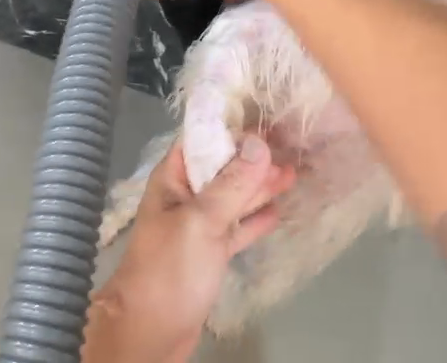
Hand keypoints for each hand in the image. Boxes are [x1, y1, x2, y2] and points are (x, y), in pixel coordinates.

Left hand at [83, 137, 297, 362]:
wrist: (152, 328)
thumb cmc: (170, 267)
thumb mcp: (202, 220)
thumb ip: (232, 184)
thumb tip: (259, 143)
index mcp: (173, 178)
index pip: (202, 140)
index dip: (231, 128)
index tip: (264, 117)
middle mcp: (185, 196)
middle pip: (222, 168)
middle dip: (253, 157)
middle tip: (290, 146)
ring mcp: (198, 225)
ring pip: (233, 198)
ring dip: (260, 186)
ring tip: (294, 172)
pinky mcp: (210, 252)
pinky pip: (236, 228)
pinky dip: (256, 219)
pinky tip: (278, 211)